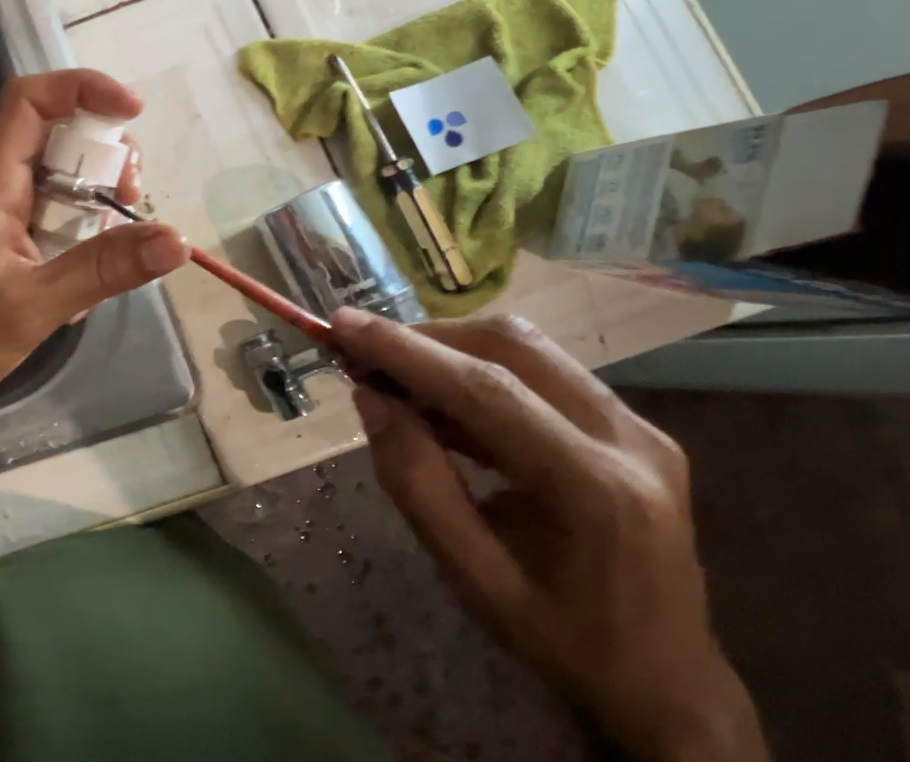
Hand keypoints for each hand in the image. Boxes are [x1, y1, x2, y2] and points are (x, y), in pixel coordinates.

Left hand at [0, 70, 189, 431]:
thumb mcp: (32, 307)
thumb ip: (101, 270)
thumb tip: (175, 239)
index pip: (28, 102)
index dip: (80, 88)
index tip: (131, 112)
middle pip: (54, 133)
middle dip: (104, 148)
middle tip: (132, 195)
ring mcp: (2, 215)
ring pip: (59, 176)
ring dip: (98, 192)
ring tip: (124, 233)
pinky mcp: (8, 242)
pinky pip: (55, 214)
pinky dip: (85, 228)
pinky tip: (97, 273)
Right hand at [330, 309, 767, 761]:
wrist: (667, 683)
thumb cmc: (560, 639)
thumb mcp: (471, 576)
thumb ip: (417, 484)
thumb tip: (371, 399)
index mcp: (594, 488)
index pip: (485, 389)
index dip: (405, 350)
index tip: (341, 324)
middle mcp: (630, 441)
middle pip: (512, 348)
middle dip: (426, 339)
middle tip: (361, 355)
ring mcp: (641, 431)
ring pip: (530, 350)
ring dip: (451, 350)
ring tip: (393, 378)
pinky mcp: (636, 430)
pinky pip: (546, 373)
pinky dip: (481, 371)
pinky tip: (442, 403)